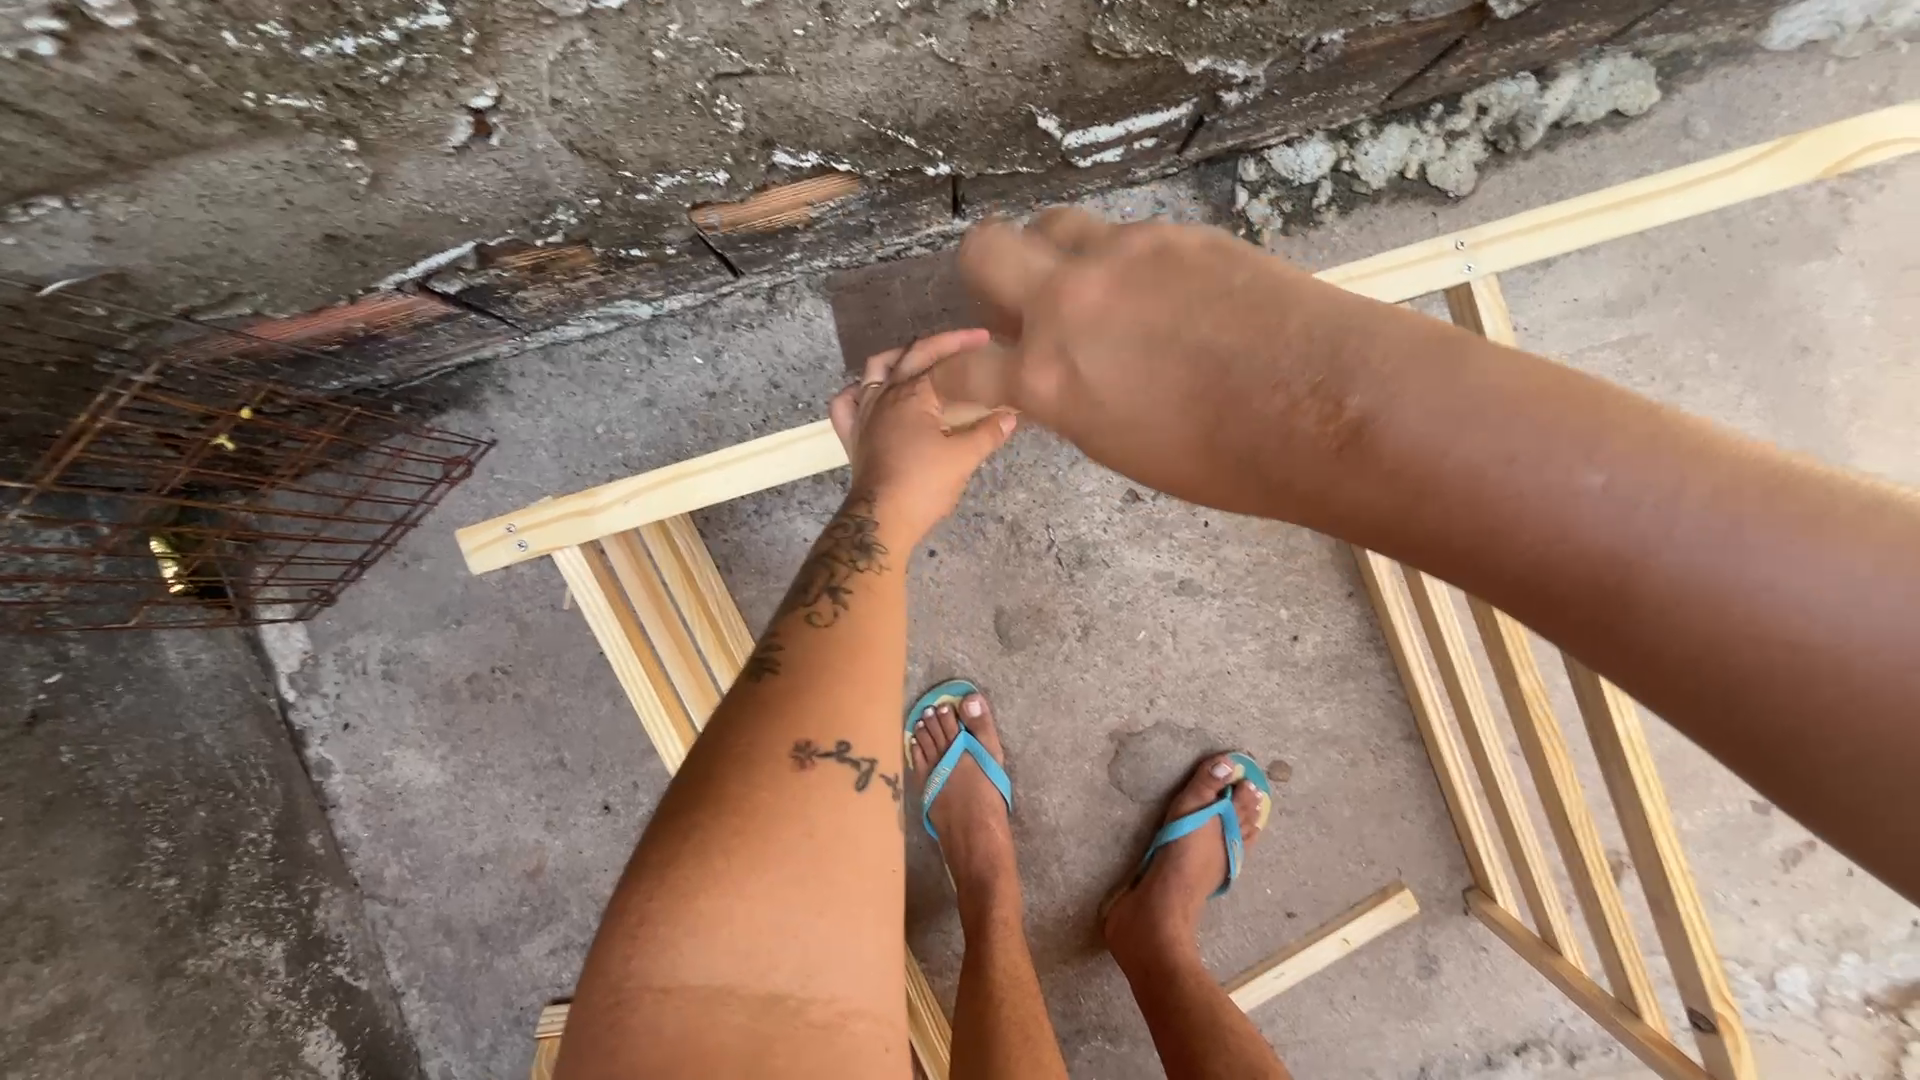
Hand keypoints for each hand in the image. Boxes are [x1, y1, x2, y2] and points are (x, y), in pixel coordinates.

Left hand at [828, 329, 1017, 542]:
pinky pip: (845, 405)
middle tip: (967, 341)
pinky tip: (869, 393)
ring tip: (918, 357)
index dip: (966, 346)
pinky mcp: (853, 437)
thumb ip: (988, 433)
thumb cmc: (924, 485)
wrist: (883, 518)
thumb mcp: (964, 458)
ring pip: (874, 370)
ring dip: (897, 357)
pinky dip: (856, 393)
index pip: (943, 360)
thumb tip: (1010, 417)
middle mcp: (885, 395)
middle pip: (911, 356)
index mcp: (913, 394)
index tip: (988, 342)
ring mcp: (864, 414)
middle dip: (941, 344)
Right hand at [926, 207, 1406, 522]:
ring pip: (1056, 225)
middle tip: (1022, 309)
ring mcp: (1123, 255)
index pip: (963, 367)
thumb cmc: (1222, 461)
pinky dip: (1122, 263)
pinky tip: (1164, 296)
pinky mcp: (1177, 233)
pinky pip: (1124, 235)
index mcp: (1049, 376)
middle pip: (986, 248)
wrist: (1327, 406)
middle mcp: (1070, 301)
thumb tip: (1057, 375)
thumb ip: (1069, 398)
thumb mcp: (1117, 446)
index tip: (964, 377)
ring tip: (1096, 295)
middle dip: (987, 276)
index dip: (953, 376)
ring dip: (1055, 257)